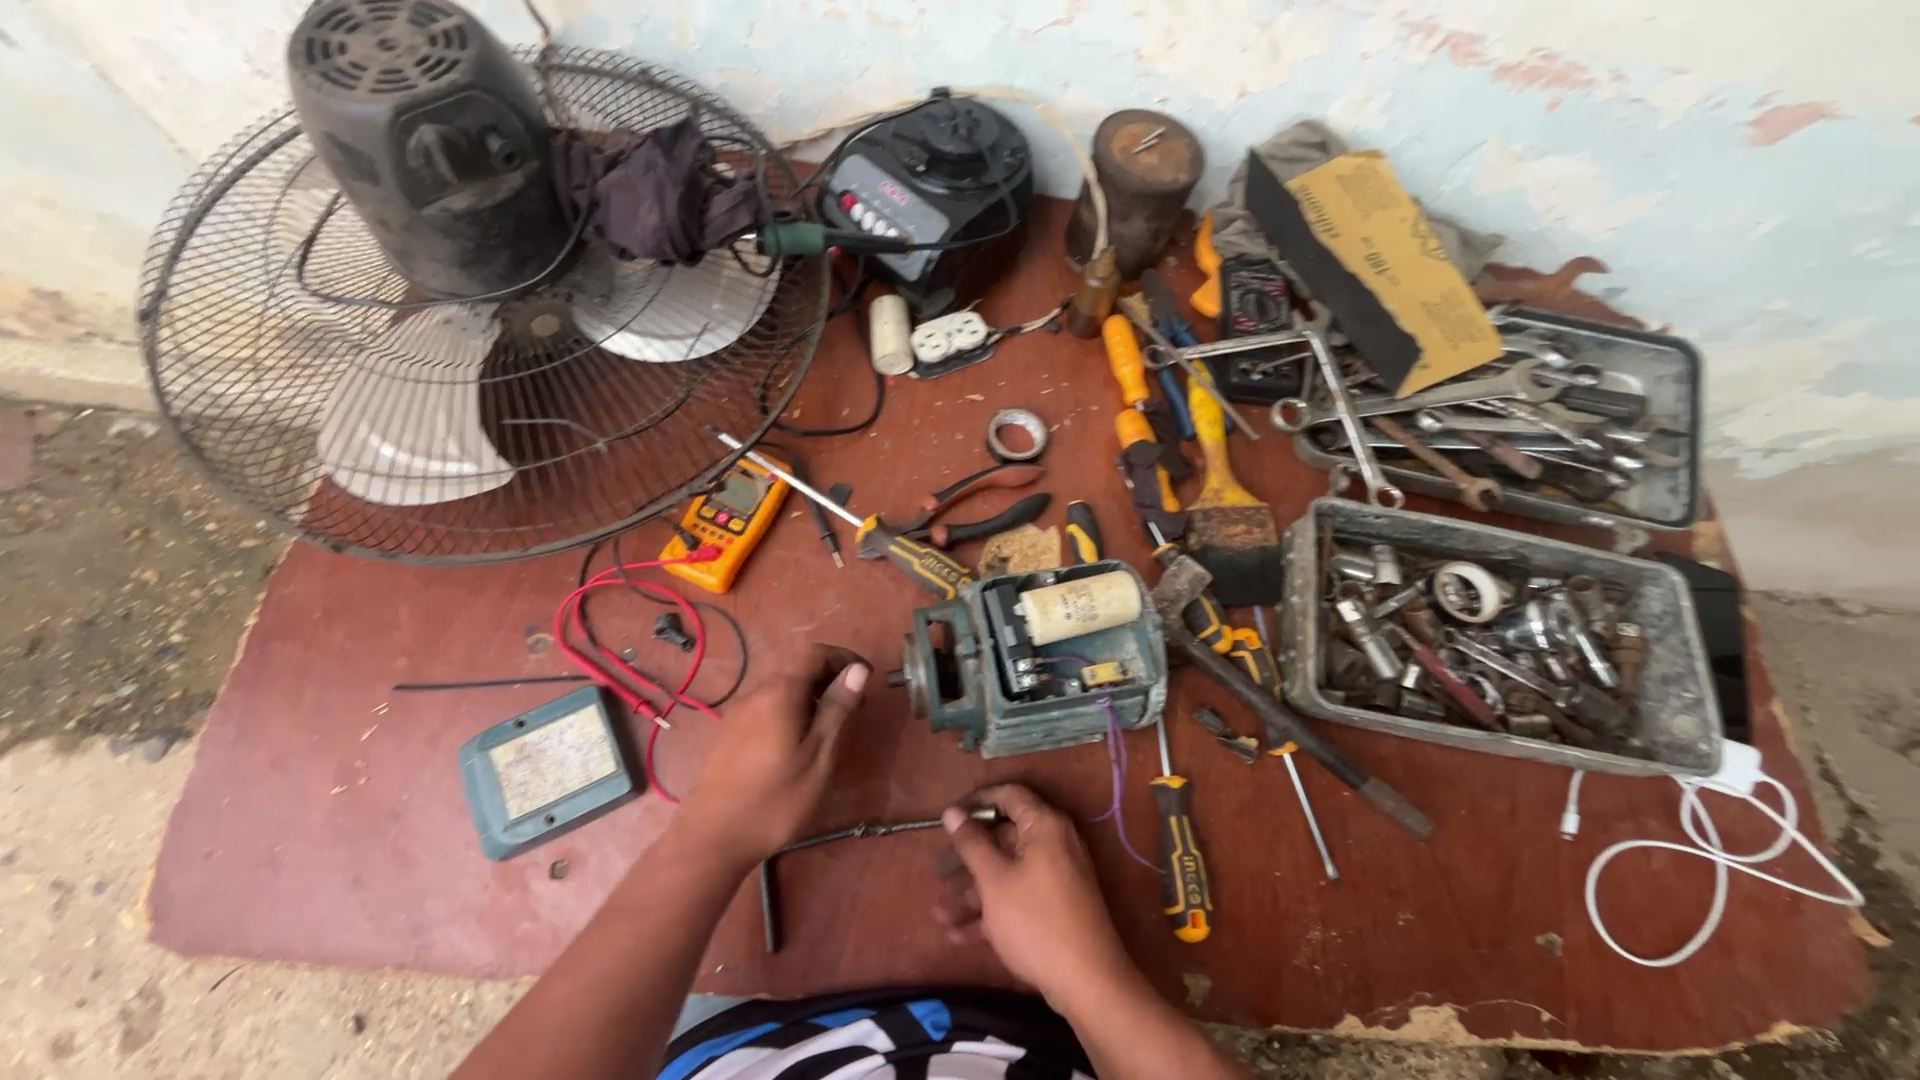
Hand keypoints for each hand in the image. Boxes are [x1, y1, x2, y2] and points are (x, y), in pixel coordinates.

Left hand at [677, 644, 868, 865]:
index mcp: (781, 693)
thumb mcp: (819, 755)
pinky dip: (790, 710)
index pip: (815, 653)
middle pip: (797, 669)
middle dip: (829, 678)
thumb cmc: (776, 799)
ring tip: (829, 728)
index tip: (867, 677)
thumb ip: (837, 709)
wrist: (713, 837)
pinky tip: (796, 744)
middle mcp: (756, 693)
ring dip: (810, 696)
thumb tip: (857, 670)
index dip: (844, 658)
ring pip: (781, 690)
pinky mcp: (729, 733)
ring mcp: (738, 713)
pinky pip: (766, 707)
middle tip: (854, 707)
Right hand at [934, 784, 1141, 1013]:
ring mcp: (1055, 877)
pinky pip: (1017, 897)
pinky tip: (958, 935)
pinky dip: (991, 912)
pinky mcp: (1054, 907)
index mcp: (1044, 826)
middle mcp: (1053, 844)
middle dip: (967, 857)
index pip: (1008, 795)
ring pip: (1006, 872)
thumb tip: (952, 812)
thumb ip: (971, 843)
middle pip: (1003, 837)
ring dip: (972, 892)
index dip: (976, 801)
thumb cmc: (1035, 920)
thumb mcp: (995, 880)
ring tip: (939, 914)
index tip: (947, 816)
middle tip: (938, 870)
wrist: (1087, 981)